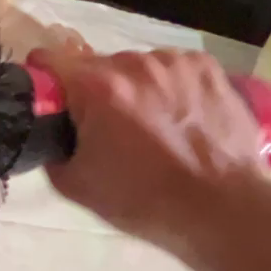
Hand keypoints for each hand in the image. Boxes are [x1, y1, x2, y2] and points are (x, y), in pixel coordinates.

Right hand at [35, 48, 268, 250]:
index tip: (53, 100)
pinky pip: (174, 68)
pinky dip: (171, 86)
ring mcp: (174, 61)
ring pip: (138, 67)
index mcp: (96, 86)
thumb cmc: (144, 200)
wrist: (223, 211)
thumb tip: (51, 133)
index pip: (50, 59)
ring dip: (136, 88)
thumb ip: (51, 151)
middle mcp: (132, 63)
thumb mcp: (76, 185)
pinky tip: (183, 116)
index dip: (46, 80)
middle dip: (97, 91)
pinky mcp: (207, 67)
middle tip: (111, 129)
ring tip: (155, 125)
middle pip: (97, 66)